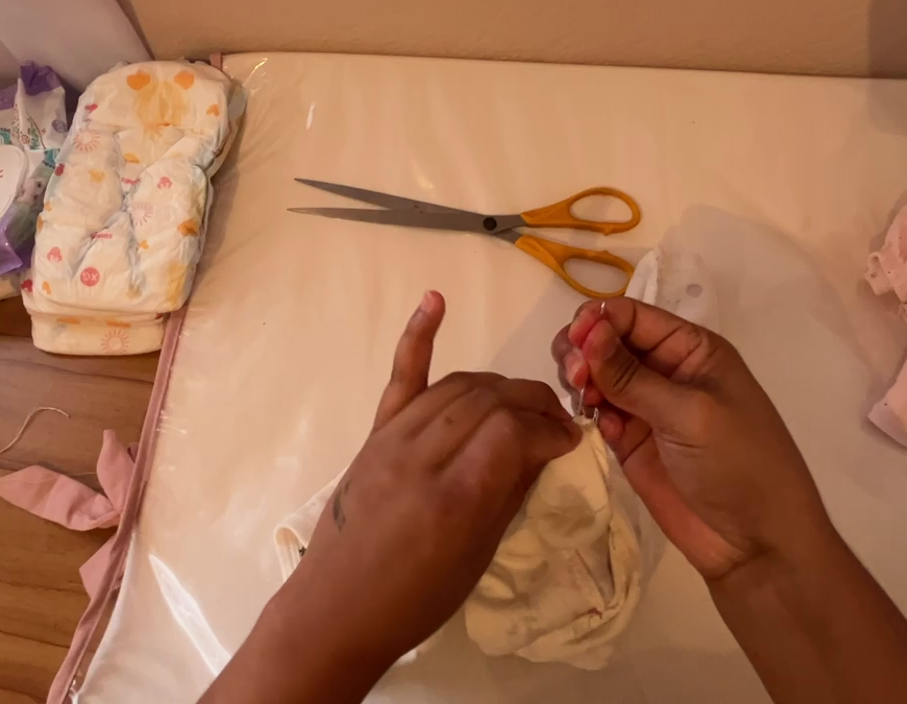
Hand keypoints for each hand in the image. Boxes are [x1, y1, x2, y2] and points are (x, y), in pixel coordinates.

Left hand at [207, 292, 579, 702]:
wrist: (337, 607)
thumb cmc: (416, 599)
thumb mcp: (478, 556)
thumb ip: (511, 491)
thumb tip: (543, 447)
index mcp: (456, 498)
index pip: (515, 432)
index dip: (551, 429)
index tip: (569, 441)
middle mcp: (423, 456)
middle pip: (490, 400)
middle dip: (533, 402)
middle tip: (557, 419)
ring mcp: (394, 437)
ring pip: (459, 385)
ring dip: (500, 385)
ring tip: (525, 400)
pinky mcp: (375, 431)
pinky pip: (402, 375)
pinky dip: (419, 333)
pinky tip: (435, 299)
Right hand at [551, 298, 830, 579]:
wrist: (756, 547)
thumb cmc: (738, 465)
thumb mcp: (689, 414)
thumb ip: (631, 375)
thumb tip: (586, 331)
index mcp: (690, 349)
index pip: (631, 315)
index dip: (597, 320)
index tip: (575, 343)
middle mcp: (665, 368)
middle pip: (606, 339)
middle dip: (582, 348)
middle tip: (573, 377)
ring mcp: (645, 404)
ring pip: (595, 372)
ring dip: (579, 377)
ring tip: (579, 398)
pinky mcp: (629, 437)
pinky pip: (597, 409)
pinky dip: (586, 408)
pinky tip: (592, 422)